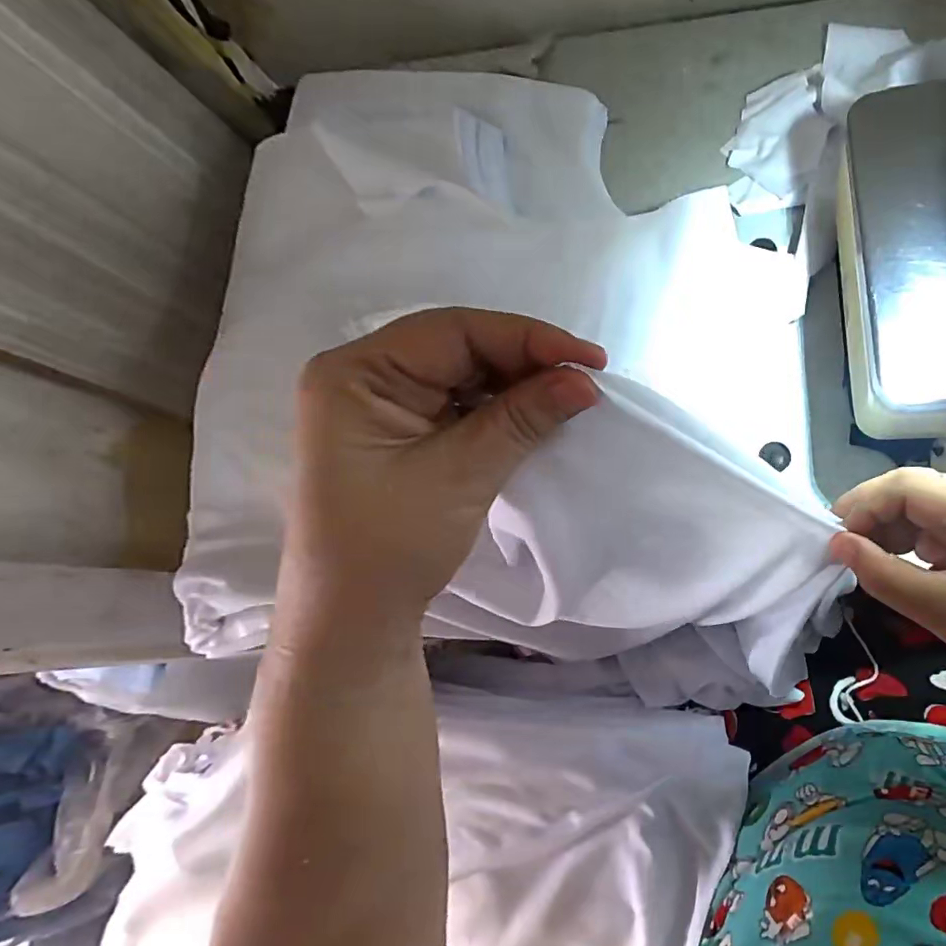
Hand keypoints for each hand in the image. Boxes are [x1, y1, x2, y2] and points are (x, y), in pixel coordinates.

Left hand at [280, 308, 605, 623]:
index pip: (455, 331)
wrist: (356, 614)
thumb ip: (522, 419)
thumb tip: (584, 382)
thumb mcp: (462, 473)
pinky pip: (458, 405)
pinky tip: (535, 416)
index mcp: (358, 373)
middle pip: (459, 348)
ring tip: (570, 397)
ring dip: (517, 386)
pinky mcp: (401, 433)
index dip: (528, 338)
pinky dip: (500, 410)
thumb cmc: (392, 543)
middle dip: (526, 361)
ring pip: (463, 375)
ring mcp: (382, 406)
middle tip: (586, 380)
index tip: (589, 360)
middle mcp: (365, 377)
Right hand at [828, 468, 945, 676]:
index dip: (865, 505)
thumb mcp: (935, 608)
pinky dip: (890, 536)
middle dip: (867, 512)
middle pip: (906, 486)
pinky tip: (879, 557)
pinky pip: (915, 518)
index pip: (908, 486)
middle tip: (839, 544)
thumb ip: (883, 574)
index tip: (837, 540)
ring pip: (906, 500)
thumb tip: (836, 544)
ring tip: (857, 555)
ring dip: (876, 524)